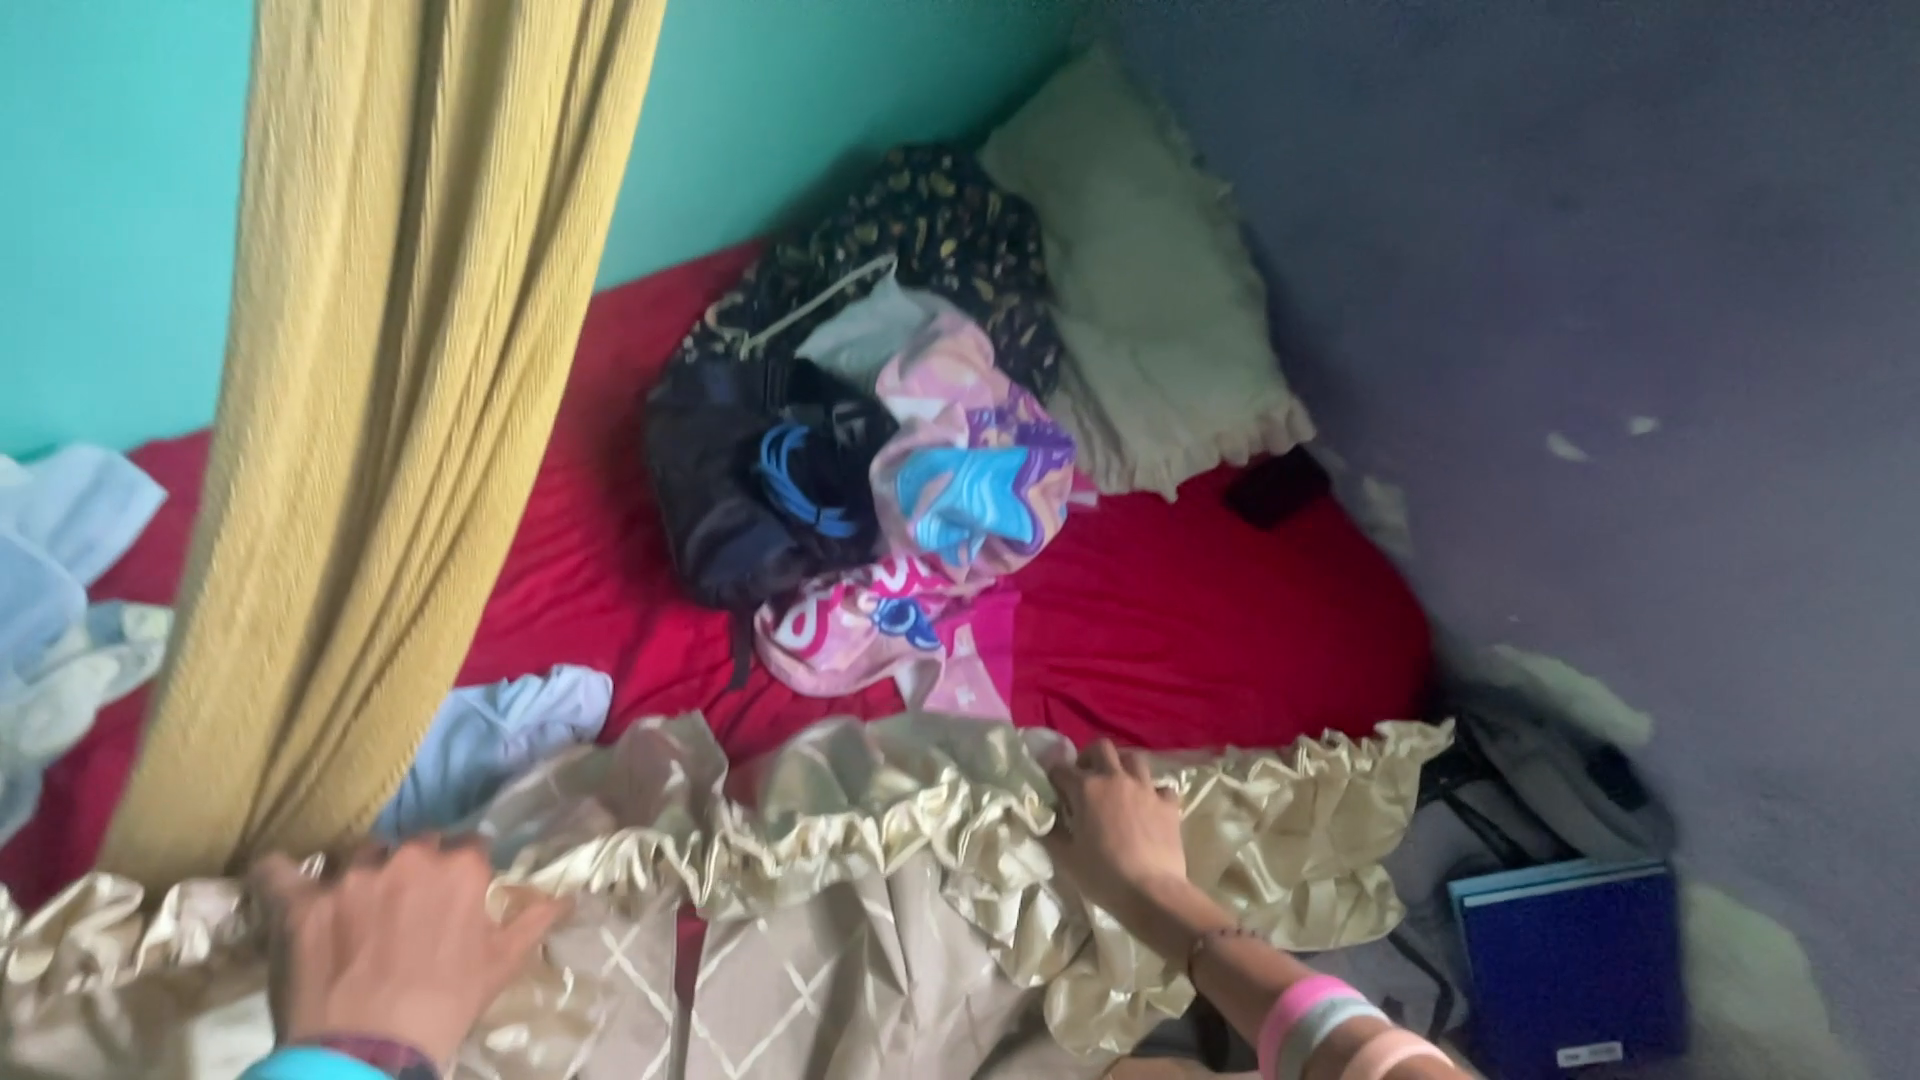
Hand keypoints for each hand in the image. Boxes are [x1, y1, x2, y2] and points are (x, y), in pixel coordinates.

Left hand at [250, 836, 565, 1065]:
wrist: (370, 1051)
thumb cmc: (448, 1002)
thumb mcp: (504, 961)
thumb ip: (535, 919)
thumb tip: (568, 897)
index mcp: (462, 867)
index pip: (469, 844)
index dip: (464, 866)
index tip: (458, 889)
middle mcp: (410, 859)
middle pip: (414, 844)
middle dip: (415, 864)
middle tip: (408, 899)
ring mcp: (352, 879)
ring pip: (356, 853)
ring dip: (360, 869)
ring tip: (354, 896)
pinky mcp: (302, 906)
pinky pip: (281, 874)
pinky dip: (277, 871)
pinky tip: (276, 868)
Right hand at [1043, 739, 1190, 919]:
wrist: (1152, 892)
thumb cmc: (1103, 875)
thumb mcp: (1065, 857)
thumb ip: (1050, 832)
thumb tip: (1042, 818)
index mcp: (1086, 788)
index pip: (1060, 768)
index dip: (1053, 777)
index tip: (1053, 790)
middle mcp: (1115, 778)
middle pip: (1101, 747)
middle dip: (1090, 757)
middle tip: (1087, 778)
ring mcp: (1145, 788)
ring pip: (1134, 758)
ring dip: (1123, 767)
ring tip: (1119, 786)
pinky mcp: (1168, 804)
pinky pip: (1161, 787)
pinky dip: (1154, 793)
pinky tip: (1149, 807)